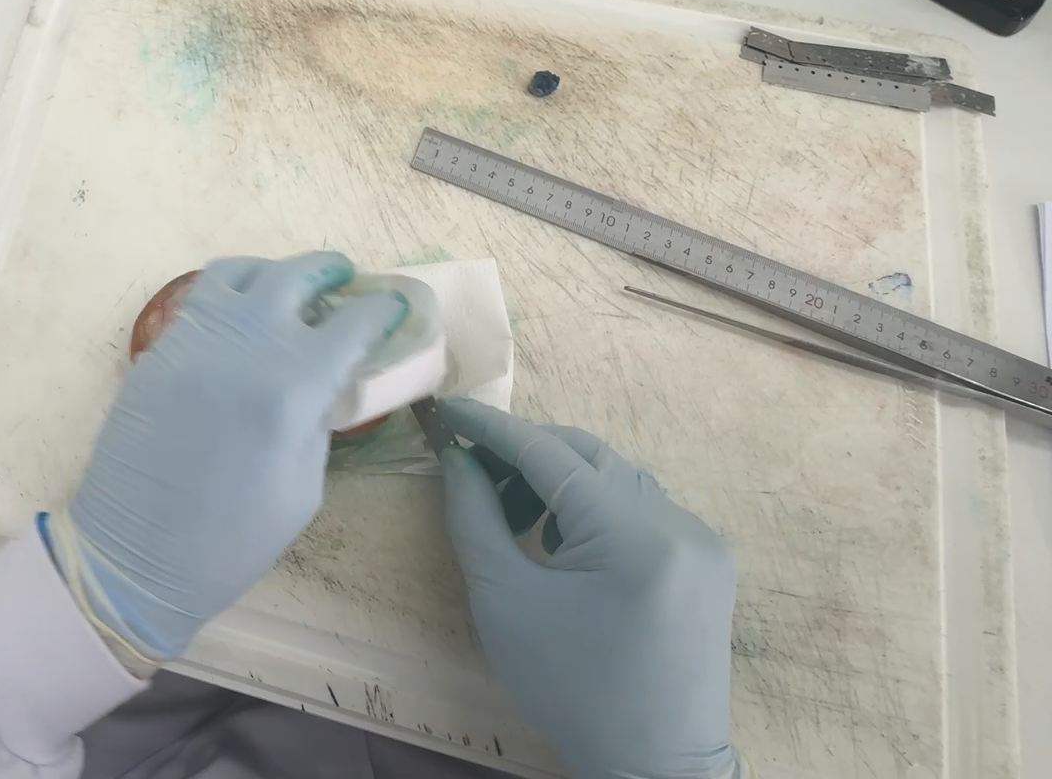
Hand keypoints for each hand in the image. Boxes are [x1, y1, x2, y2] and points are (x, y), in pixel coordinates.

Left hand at [45, 252, 408, 663]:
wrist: (134, 552)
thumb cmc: (230, 539)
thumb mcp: (302, 488)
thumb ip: (319, 420)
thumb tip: (327, 377)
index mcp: (289, 387)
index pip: (349, 325)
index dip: (379, 311)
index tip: (393, 307)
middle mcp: (240, 346)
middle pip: (291, 277)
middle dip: (325, 270)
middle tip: (342, 277)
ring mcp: (192, 340)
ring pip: (235, 273)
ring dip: (271, 270)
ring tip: (288, 285)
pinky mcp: (158, 349)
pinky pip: (199, 300)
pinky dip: (229, 292)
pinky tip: (242, 313)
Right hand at [437, 399, 740, 778]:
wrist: (653, 771)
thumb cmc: (567, 684)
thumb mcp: (501, 595)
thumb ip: (473, 512)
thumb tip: (454, 456)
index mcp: (634, 536)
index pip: (548, 452)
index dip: (489, 425)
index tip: (444, 406)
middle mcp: (679, 524)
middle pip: (584, 453)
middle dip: (520, 449)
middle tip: (468, 466)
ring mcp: (700, 541)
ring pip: (609, 474)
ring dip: (552, 475)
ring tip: (508, 510)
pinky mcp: (704, 561)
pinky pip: (633, 502)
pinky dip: (585, 501)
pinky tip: (554, 534)